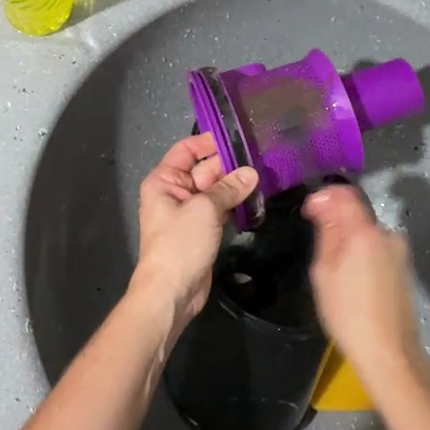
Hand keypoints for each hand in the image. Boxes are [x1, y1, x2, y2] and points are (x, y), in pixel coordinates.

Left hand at [130, 134, 259, 329]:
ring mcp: (189, 213)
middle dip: (230, 165)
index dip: (209, 142)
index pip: (187, 150)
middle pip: (205, 169)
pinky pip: (220, 209)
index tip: (237, 136)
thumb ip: (228, 188)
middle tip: (261, 157)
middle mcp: (175, 192)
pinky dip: (235, 205)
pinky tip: (256, 199)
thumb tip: (251, 173)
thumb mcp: (205, 210)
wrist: (171, 292)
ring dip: (236, 185)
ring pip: (215, 190)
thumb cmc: (180, 243)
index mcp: (164, 180)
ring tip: (264, 175)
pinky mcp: (202, 231)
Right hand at [305, 184, 424, 381]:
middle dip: (336, 222)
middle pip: (356, 213)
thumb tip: (323, 204)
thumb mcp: (324, 271)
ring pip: (367, 232)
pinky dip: (362, 253)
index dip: (323, 197)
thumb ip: (327, 232)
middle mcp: (387, 234)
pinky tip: (354, 280)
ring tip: (335, 270)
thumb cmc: (348, 313)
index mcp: (365, 232)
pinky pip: (377, 248)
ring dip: (349, 240)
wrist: (389, 352)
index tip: (309, 213)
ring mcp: (399, 251)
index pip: (344, 194)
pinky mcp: (404, 267)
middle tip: (319, 249)